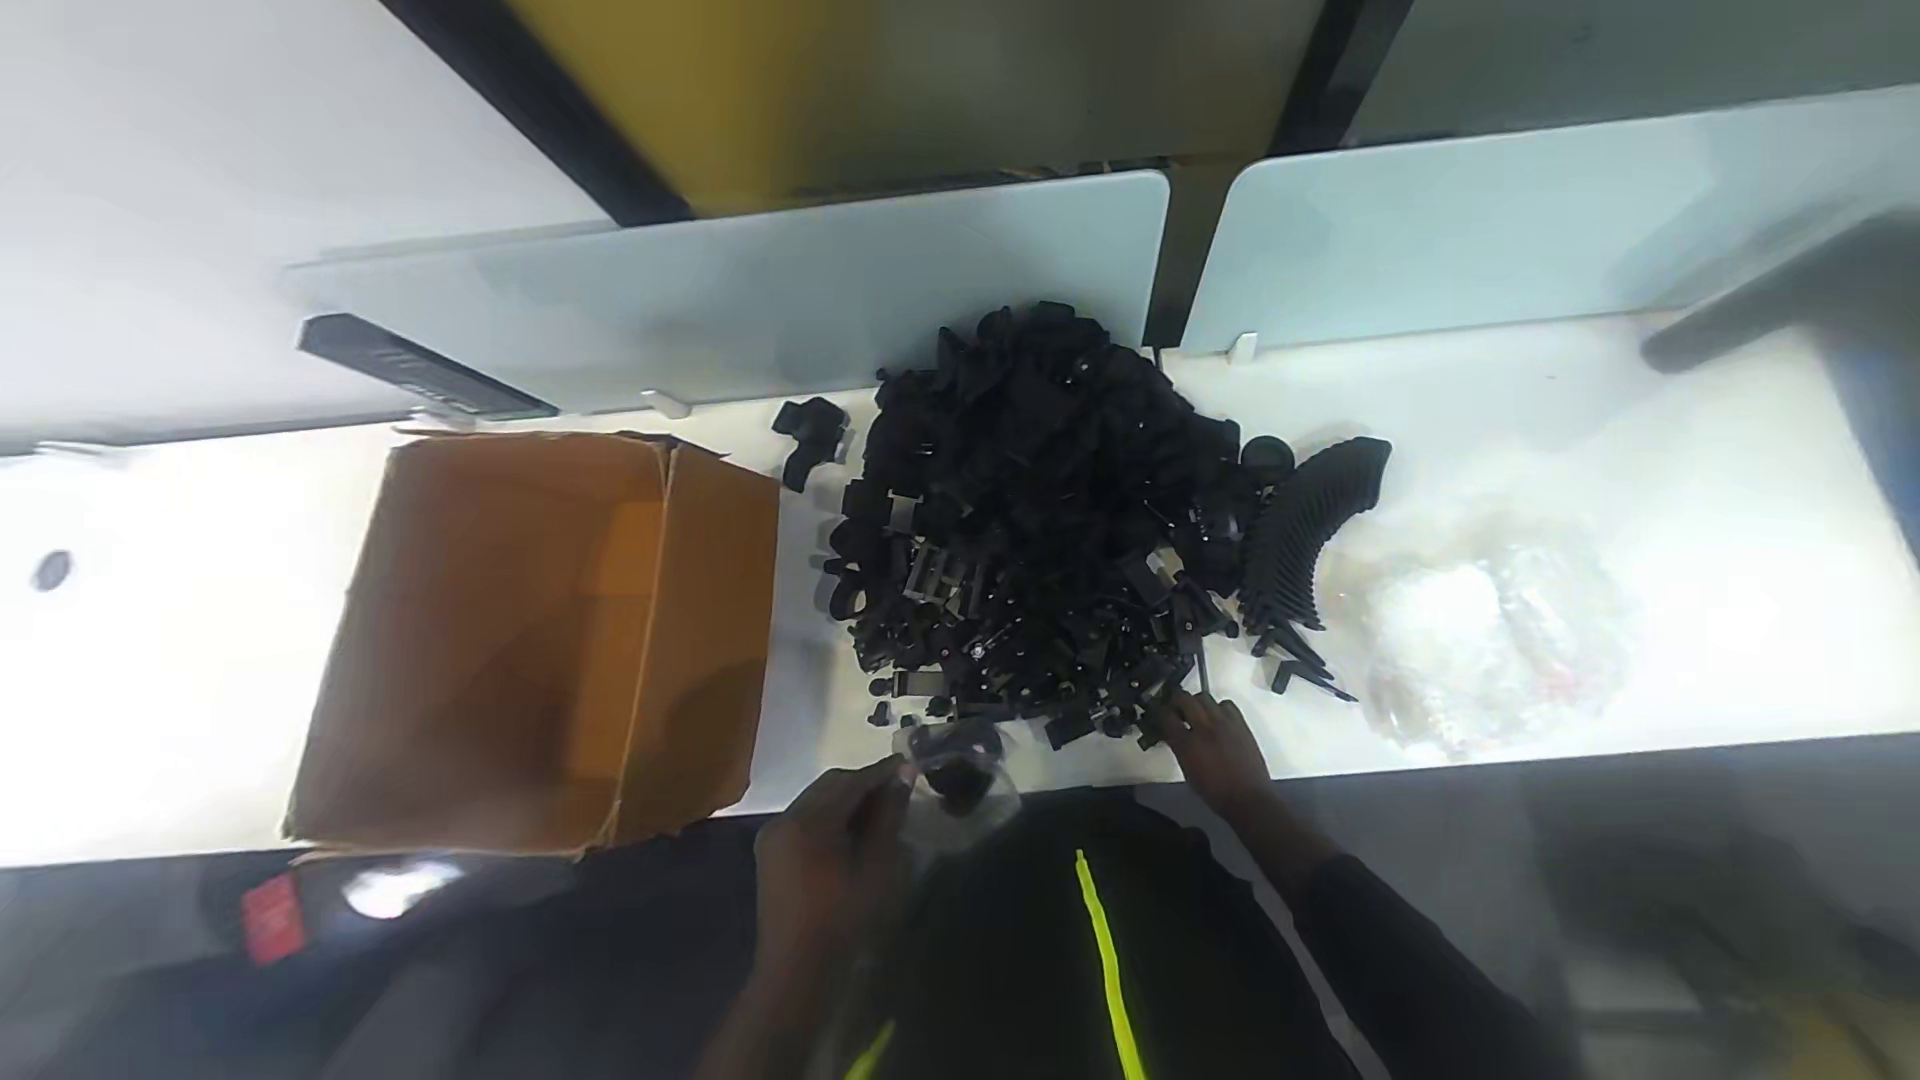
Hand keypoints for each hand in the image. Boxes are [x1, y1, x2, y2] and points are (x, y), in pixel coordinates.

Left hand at [753, 756, 912, 969]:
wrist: (797, 969)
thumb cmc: (845, 917)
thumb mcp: (877, 864)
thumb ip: (889, 815)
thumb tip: (903, 776)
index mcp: (810, 820)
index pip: (852, 781)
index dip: (881, 771)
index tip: (907, 763)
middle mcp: (786, 817)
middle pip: (830, 784)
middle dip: (862, 782)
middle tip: (894, 789)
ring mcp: (773, 833)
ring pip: (816, 798)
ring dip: (845, 797)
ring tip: (875, 810)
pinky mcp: (770, 850)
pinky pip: (804, 816)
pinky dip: (828, 814)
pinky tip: (849, 829)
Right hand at [1151, 691, 1276, 820]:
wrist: (1249, 798)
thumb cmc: (1215, 791)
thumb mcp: (1187, 771)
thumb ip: (1178, 747)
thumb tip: (1172, 734)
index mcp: (1187, 743)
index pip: (1165, 716)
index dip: (1157, 711)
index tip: (1156, 713)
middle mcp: (1204, 728)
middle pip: (1184, 698)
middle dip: (1175, 701)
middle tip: (1175, 710)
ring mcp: (1224, 723)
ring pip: (1204, 697)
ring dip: (1196, 703)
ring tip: (1196, 714)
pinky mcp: (1241, 723)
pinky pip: (1226, 704)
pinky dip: (1218, 708)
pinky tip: (1217, 719)